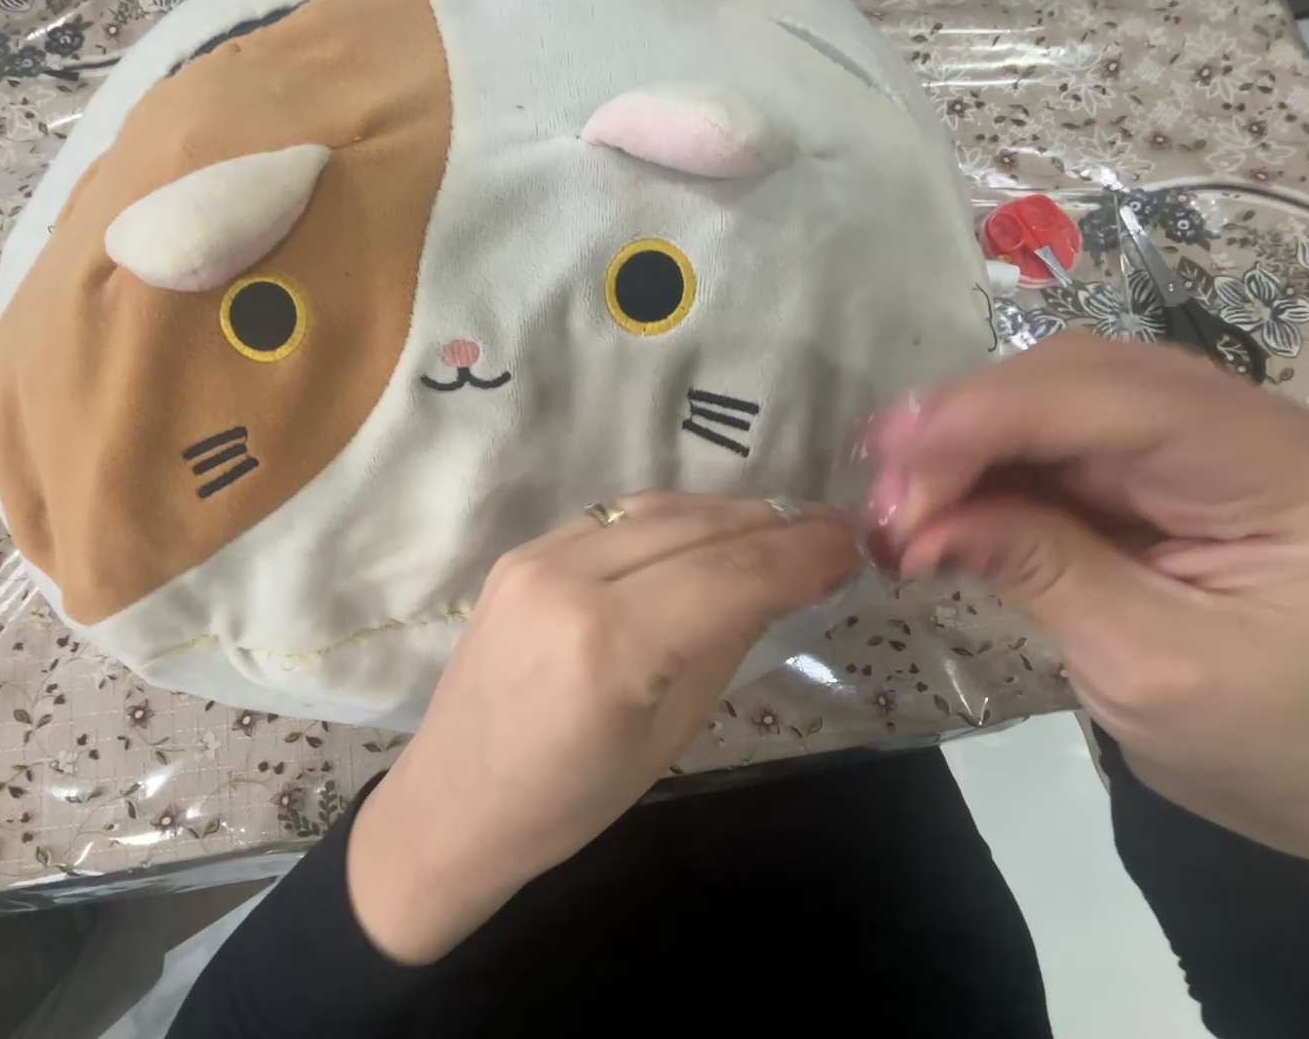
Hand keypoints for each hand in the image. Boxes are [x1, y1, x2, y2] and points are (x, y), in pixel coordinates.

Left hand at [346, 491, 862, 963]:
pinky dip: (670, 520)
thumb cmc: (568, 800)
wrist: (454, 801)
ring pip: (654, 509)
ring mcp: (534, 557)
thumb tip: (784, 581)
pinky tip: (703, 536)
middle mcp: (566, 579)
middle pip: (695, 527)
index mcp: (608, 644)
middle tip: (832, 532)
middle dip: (773, 525)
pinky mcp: (518, 554)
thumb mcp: (670, 732)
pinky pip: (612, 519)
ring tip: (778, 531)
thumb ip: (726, 641)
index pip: (730, 574)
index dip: (802, 553)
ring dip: (725, 514)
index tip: (854, 547)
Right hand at [865, 332, 1308, 864]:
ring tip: (895, 503)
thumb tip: (919, 523)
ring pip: (1048, 398)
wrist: (1299, 775)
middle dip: (966, 426)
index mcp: (1290, 473)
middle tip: (884, 494)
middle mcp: (1247, 430)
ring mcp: (1191, 443)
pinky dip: (972, 468)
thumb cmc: (1251, 736)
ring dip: (958, 444)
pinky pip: (1038, 441)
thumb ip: (1036, 571)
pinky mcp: (1141, 469)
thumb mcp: (1142, 664)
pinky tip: (927, 501)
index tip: (895, 455)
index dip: (998, 414)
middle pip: (1080, 379)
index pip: (1127, 403)